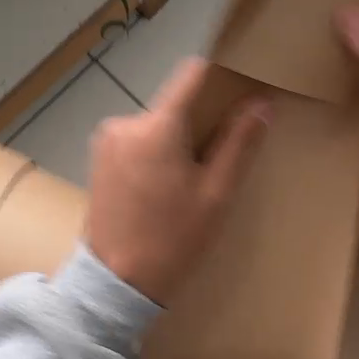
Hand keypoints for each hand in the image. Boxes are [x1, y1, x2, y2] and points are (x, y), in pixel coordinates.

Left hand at [85, 58, 270, 302]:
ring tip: (192, 179)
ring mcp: (106, 142)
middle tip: (221, 154)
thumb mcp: (216, 194)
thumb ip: (238, 144)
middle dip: (199, 121)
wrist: (116, 283)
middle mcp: (124, 122)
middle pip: (174, 105)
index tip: (243, 88)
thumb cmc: (172, 240)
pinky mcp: (97, 161)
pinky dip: (156, 154)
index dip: (220, 75)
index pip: (193, 75)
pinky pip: (137, 143)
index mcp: (155, 126)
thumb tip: (261, 105)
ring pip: (156, 125)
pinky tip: (166, 188)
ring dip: (176, 141)